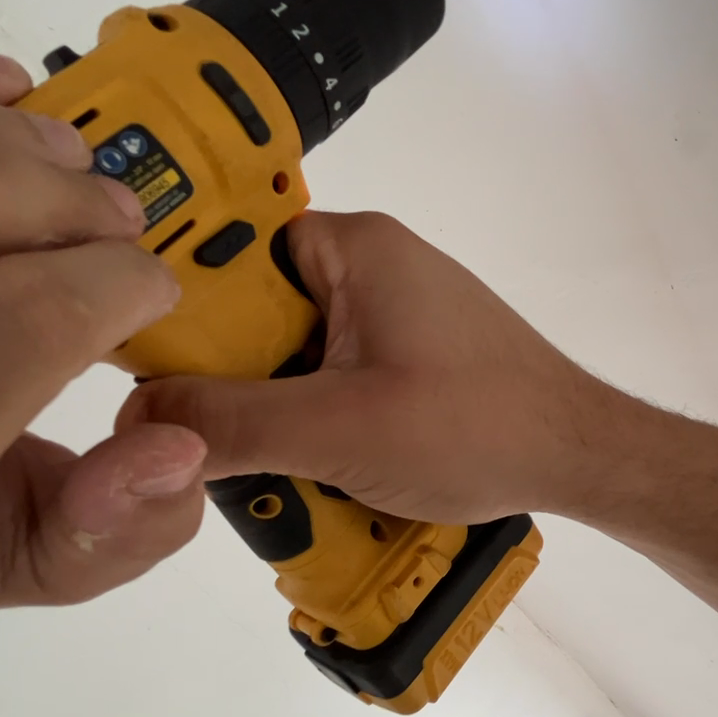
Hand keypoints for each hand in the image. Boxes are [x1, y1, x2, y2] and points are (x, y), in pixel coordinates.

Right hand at [121, 211, 618, 524]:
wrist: (581, 456)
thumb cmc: (470, 428)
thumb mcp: (335, 428)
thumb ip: (229, 422)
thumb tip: (136, 419)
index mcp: (355, 248)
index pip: (231, 258)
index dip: (188, 322)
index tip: (162, 390)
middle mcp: (380, 267)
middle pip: (266, 316)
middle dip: (243, 384)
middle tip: (224, 447)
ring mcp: (407, 314)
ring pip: (306, 357)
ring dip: (288, 413)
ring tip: (285, 468)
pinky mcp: (425, 356)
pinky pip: (349, 377)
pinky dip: (331, 419)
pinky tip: (333, 467)